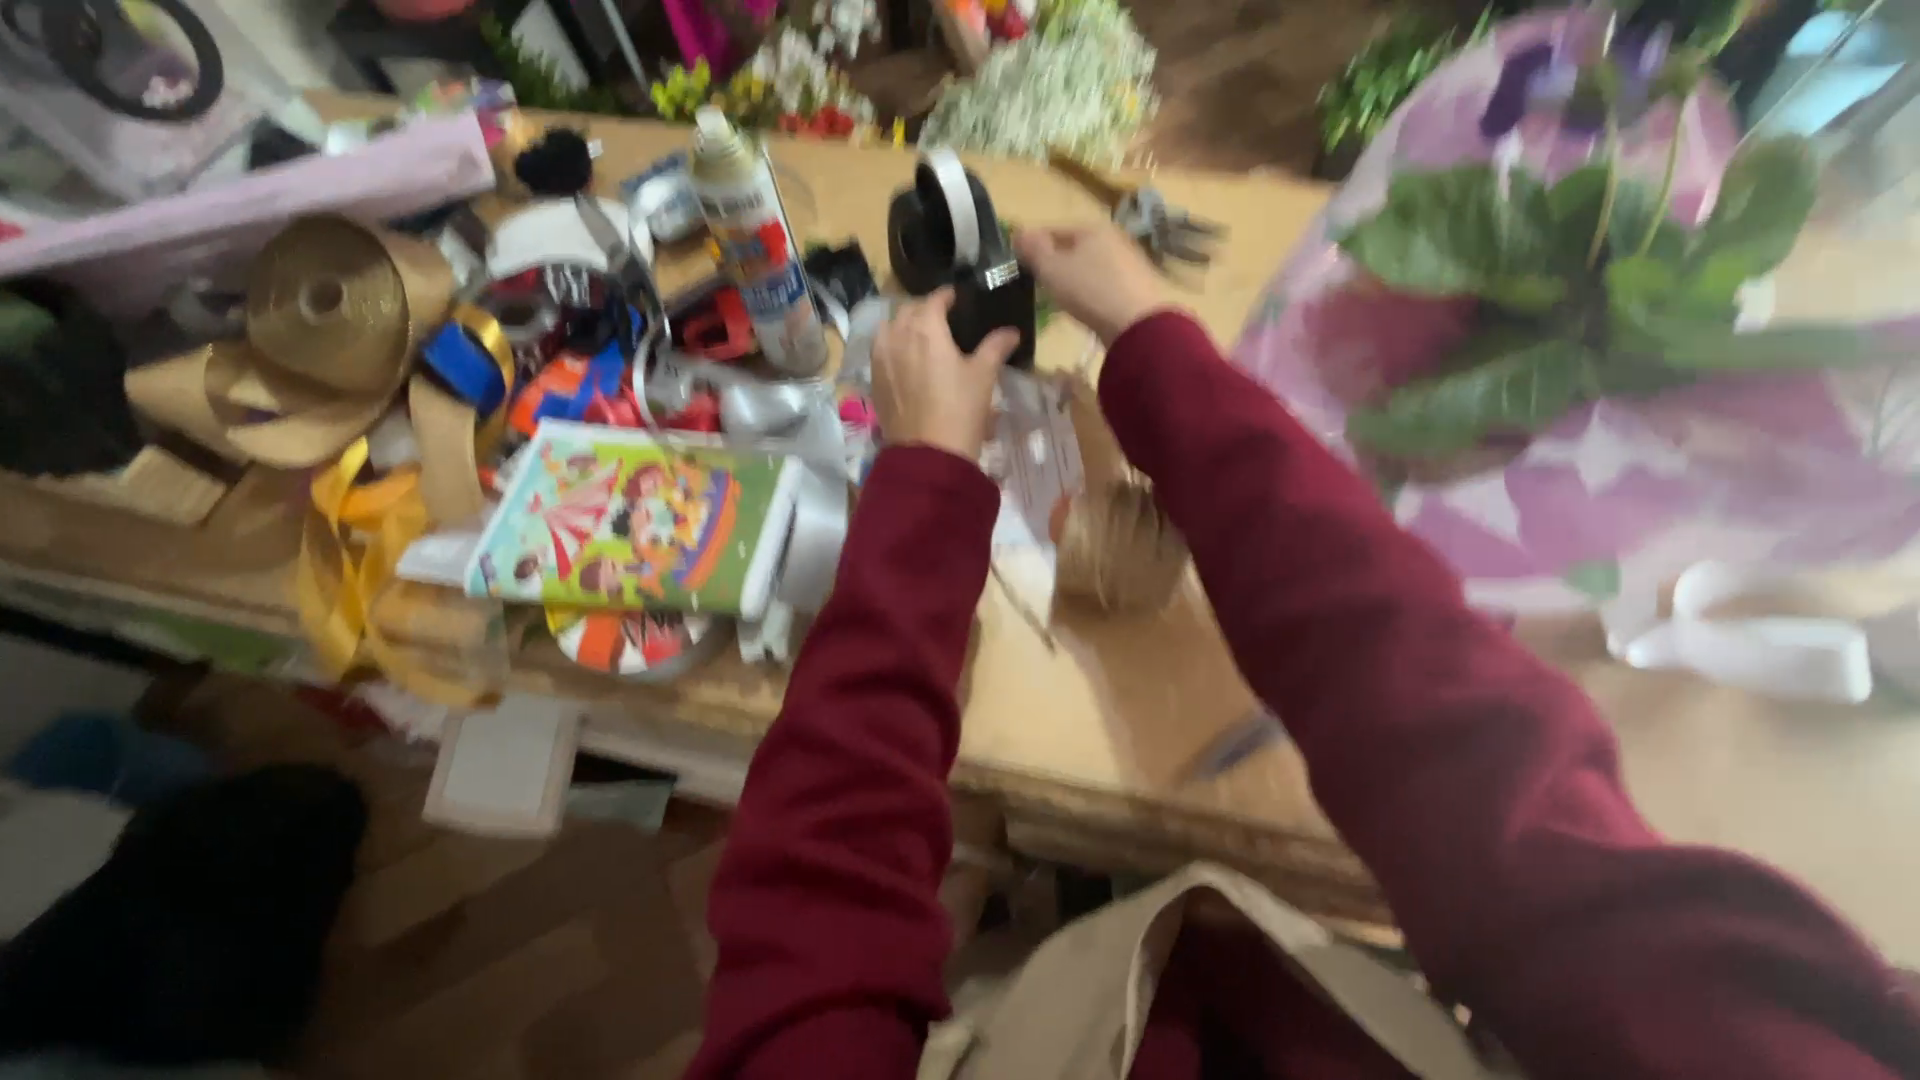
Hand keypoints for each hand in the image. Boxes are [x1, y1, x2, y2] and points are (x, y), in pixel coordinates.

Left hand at [872, 288, 1018, 460]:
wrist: (928, 453)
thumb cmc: (960, 410)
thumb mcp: (984, 376)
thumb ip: (995, 347)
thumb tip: (1011, 332)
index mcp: (925, 328)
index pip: (934, 299)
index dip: (946, 296)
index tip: (956, 298)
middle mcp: (897, 336)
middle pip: (907, 310)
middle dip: (923, 309)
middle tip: (940, 318)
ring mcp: (881, 358)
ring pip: (888, 328)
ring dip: (902, 325)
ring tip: (919, 336)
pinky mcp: (874, 380)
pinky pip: (880, 351)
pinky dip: (891, 346)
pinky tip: (904, 359)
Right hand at [1015, 223, 1166, 343]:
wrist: (1139, 324)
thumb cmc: (1090, 291)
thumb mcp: (1053, 269)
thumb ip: (1034, 250)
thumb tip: (1019, 232)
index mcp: (1092, 228)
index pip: (1053, 230)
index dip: (1033, 244)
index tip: (1017, 262)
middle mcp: (1113, 238)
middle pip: (1074, 248)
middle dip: (1054, 262)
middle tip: (1036, 282)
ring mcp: (1128, 262)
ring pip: (1089, 266)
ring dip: (1072, 278)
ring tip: (1057, 298)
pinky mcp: (1137, 287)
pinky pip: (1103, 284)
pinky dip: (1090, 292)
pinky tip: (1083, 308)